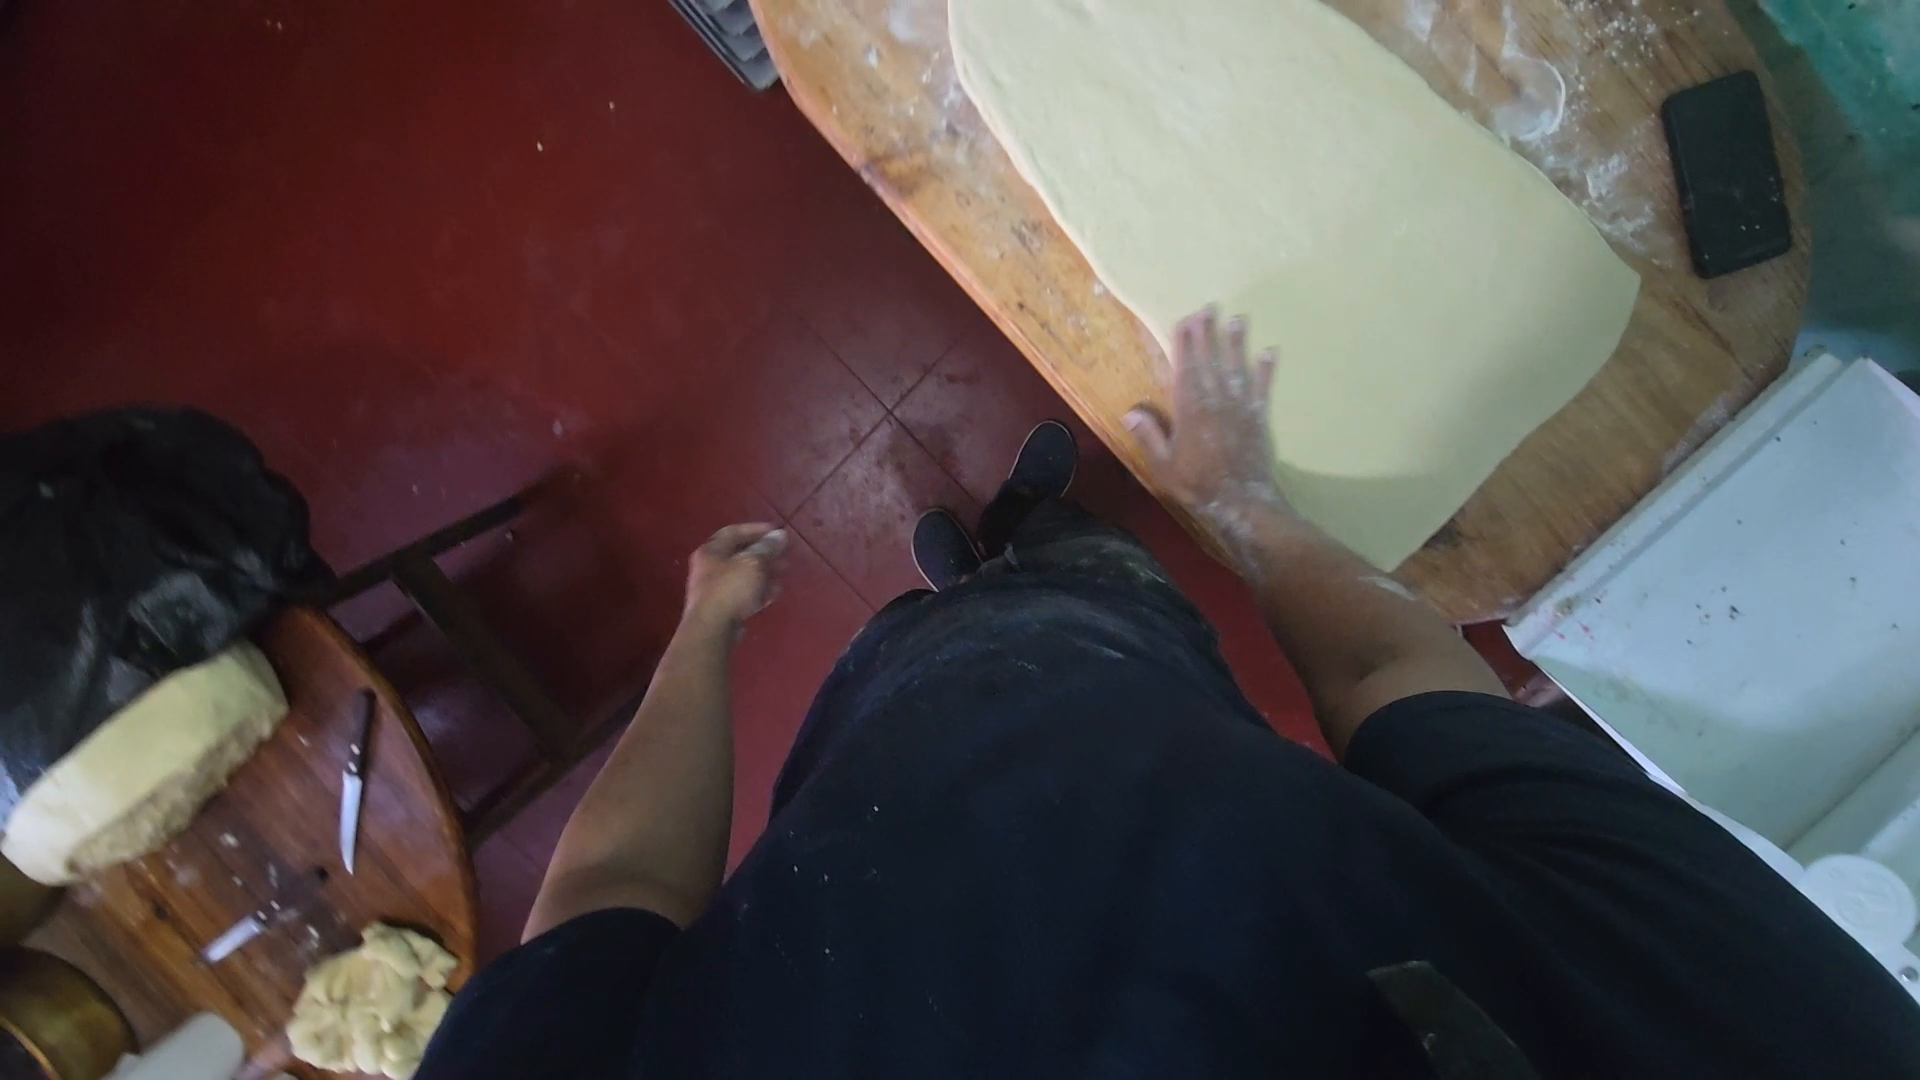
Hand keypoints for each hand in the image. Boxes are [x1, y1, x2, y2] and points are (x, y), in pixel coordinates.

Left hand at [683, 524, 788, 631]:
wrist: (712, 628)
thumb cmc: (731, 588)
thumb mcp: (753, 563)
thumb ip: (768, 548)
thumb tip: (780, 535)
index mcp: (712, 551)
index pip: (734, 532)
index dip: (757, 529)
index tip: (777, 532)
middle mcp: (710, 567)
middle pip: (740, 554)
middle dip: (765, 553)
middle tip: (784, 553)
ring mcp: (715, 589)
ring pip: (744, 575)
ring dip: (765, 572)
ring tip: (784, 572)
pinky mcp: (723, 608)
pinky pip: (744, 593)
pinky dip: (759, 590)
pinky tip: (775, 592)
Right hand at [1124, 307, 1302, 565]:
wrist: (1240, 502)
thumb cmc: (1196, 485)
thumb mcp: (1163, 465)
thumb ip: (1149, 436)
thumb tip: (1131, 411)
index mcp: (1190, 412)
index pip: (1186, 371)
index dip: (1185, 345)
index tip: (1185, 322)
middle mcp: (1216, 403)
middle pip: (1211, 362)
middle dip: (1209, 334)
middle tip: (1208, 308)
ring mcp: (1240, 408)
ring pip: (1237, 369)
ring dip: (1237, 343)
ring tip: (1237, 319)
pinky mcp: (1259, 418)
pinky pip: (1262, 389)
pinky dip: (1265, 370)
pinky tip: (1269, 351)